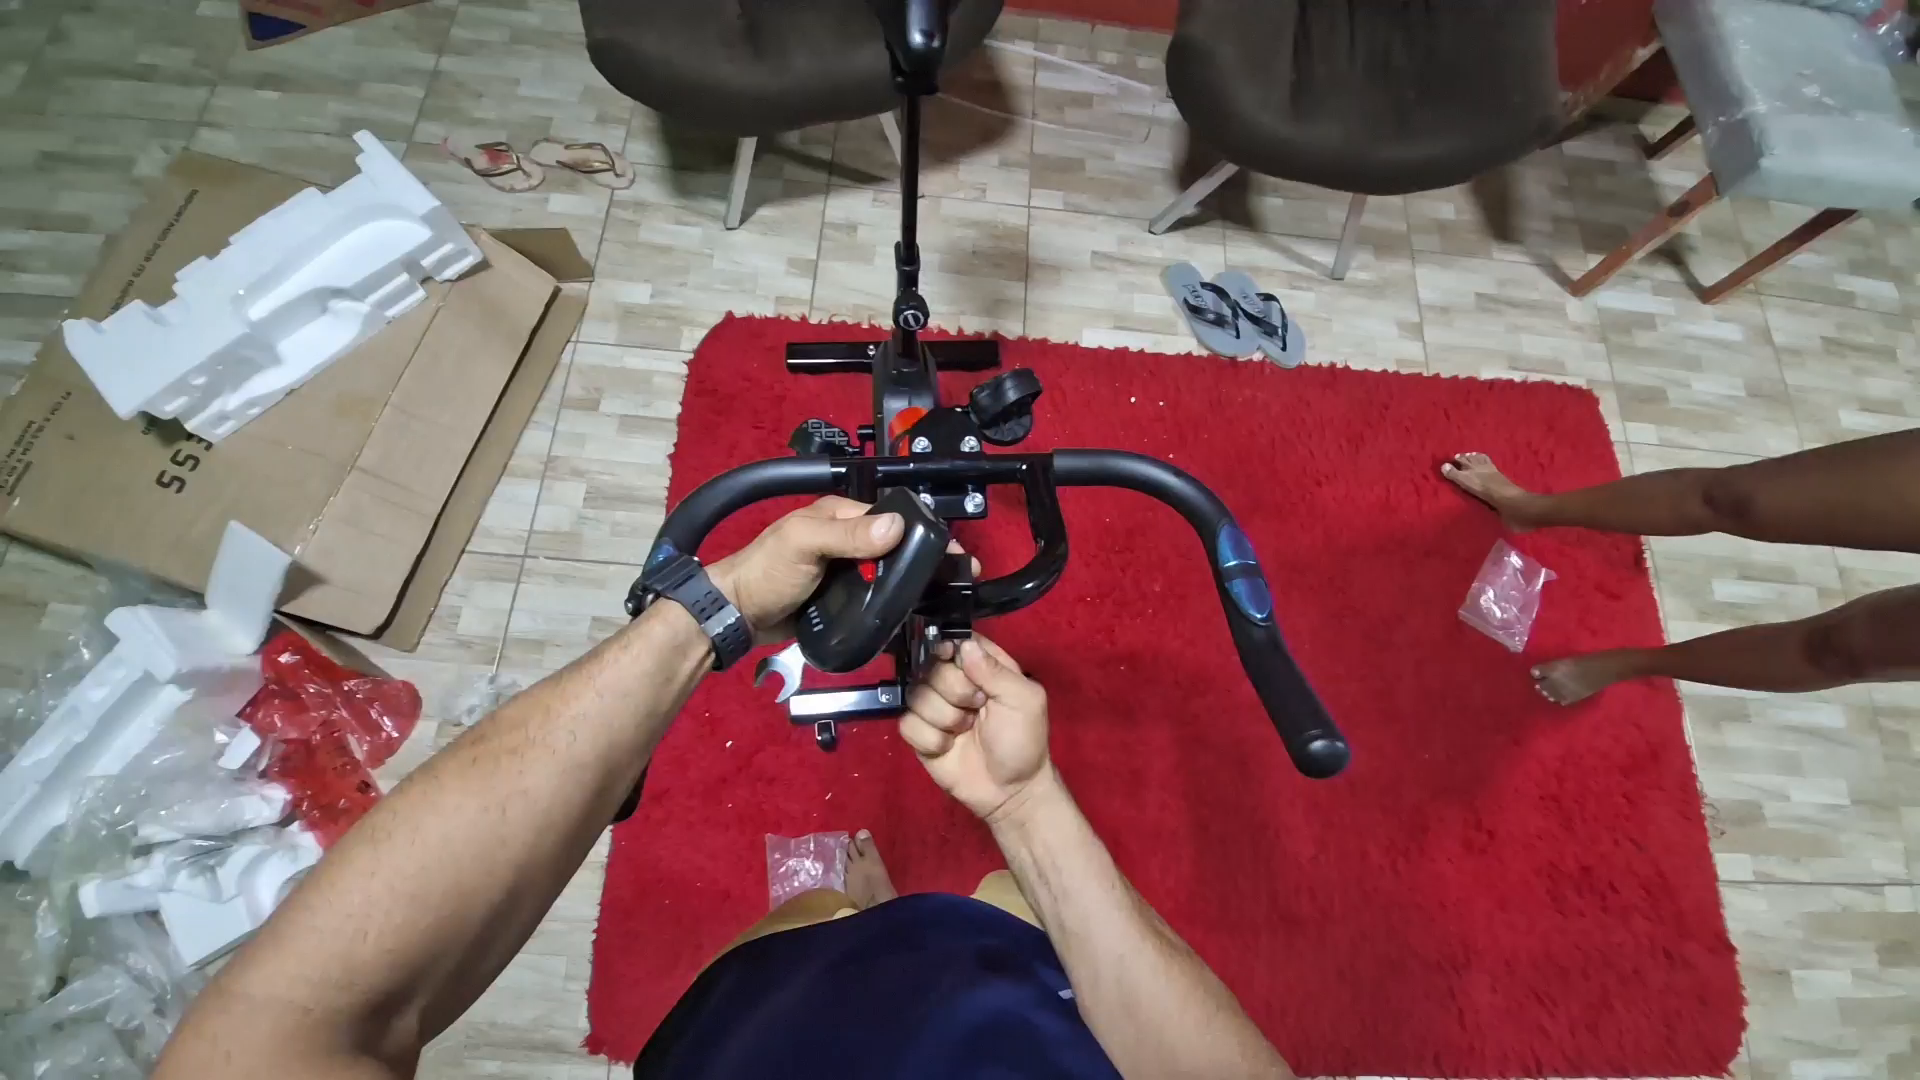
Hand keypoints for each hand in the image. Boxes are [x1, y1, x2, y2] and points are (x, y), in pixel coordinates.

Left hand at [707, 497, 902, 644]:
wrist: (738, 615)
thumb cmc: (767, 571)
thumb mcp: (805, 543)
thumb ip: (847, 534)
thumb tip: (897, 525)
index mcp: (838, 514)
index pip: (885, 517)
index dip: (905, 533)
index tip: (928, 555)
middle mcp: (845, 538)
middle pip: (887, 548)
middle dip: (902, 565)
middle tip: (919, 586)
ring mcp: (843, 569)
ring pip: (880, 575)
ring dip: (892, 588)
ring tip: (909, 603)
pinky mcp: (842, 596)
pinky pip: (869, 596)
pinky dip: (878, 603)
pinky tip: (890, 613)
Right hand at [899, 634, 1054, 824]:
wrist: (1010, 792)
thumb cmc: (1023, 741)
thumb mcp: (1023, 700)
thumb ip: (995, 670)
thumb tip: (963, 645)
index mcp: (981, 666)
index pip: (954, 640)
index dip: (949, 647)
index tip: (952, 659)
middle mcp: (953, 682)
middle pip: (930, 666)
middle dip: (954, 691)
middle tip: (977, 708)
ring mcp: (934, 708)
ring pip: (916, 695)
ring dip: (944, 718)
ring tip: (965, 731)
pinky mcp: (919, 735)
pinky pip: (907, 724)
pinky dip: (931, 739)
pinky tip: (949, 747)